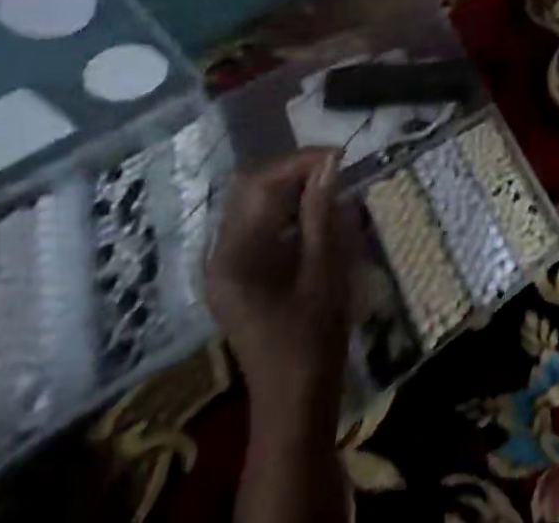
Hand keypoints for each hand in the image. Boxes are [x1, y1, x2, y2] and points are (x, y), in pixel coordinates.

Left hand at [207, 149, 350, 416]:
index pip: (260, 186)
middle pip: (251, 191)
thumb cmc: (313, 341)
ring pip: (253, 206)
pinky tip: (314, 215)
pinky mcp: (236, 275)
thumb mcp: (324, 272)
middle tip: (336, 167)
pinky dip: (285, 214)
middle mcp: (219, 253)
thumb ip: (322, 215)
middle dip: (294, 172)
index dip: (300, 163)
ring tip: (330, 186)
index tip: (339, 155)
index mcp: (234, 255)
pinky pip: (257, 228)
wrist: (294, 403)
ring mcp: (224, 265)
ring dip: (290, 191)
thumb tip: (329, 165)